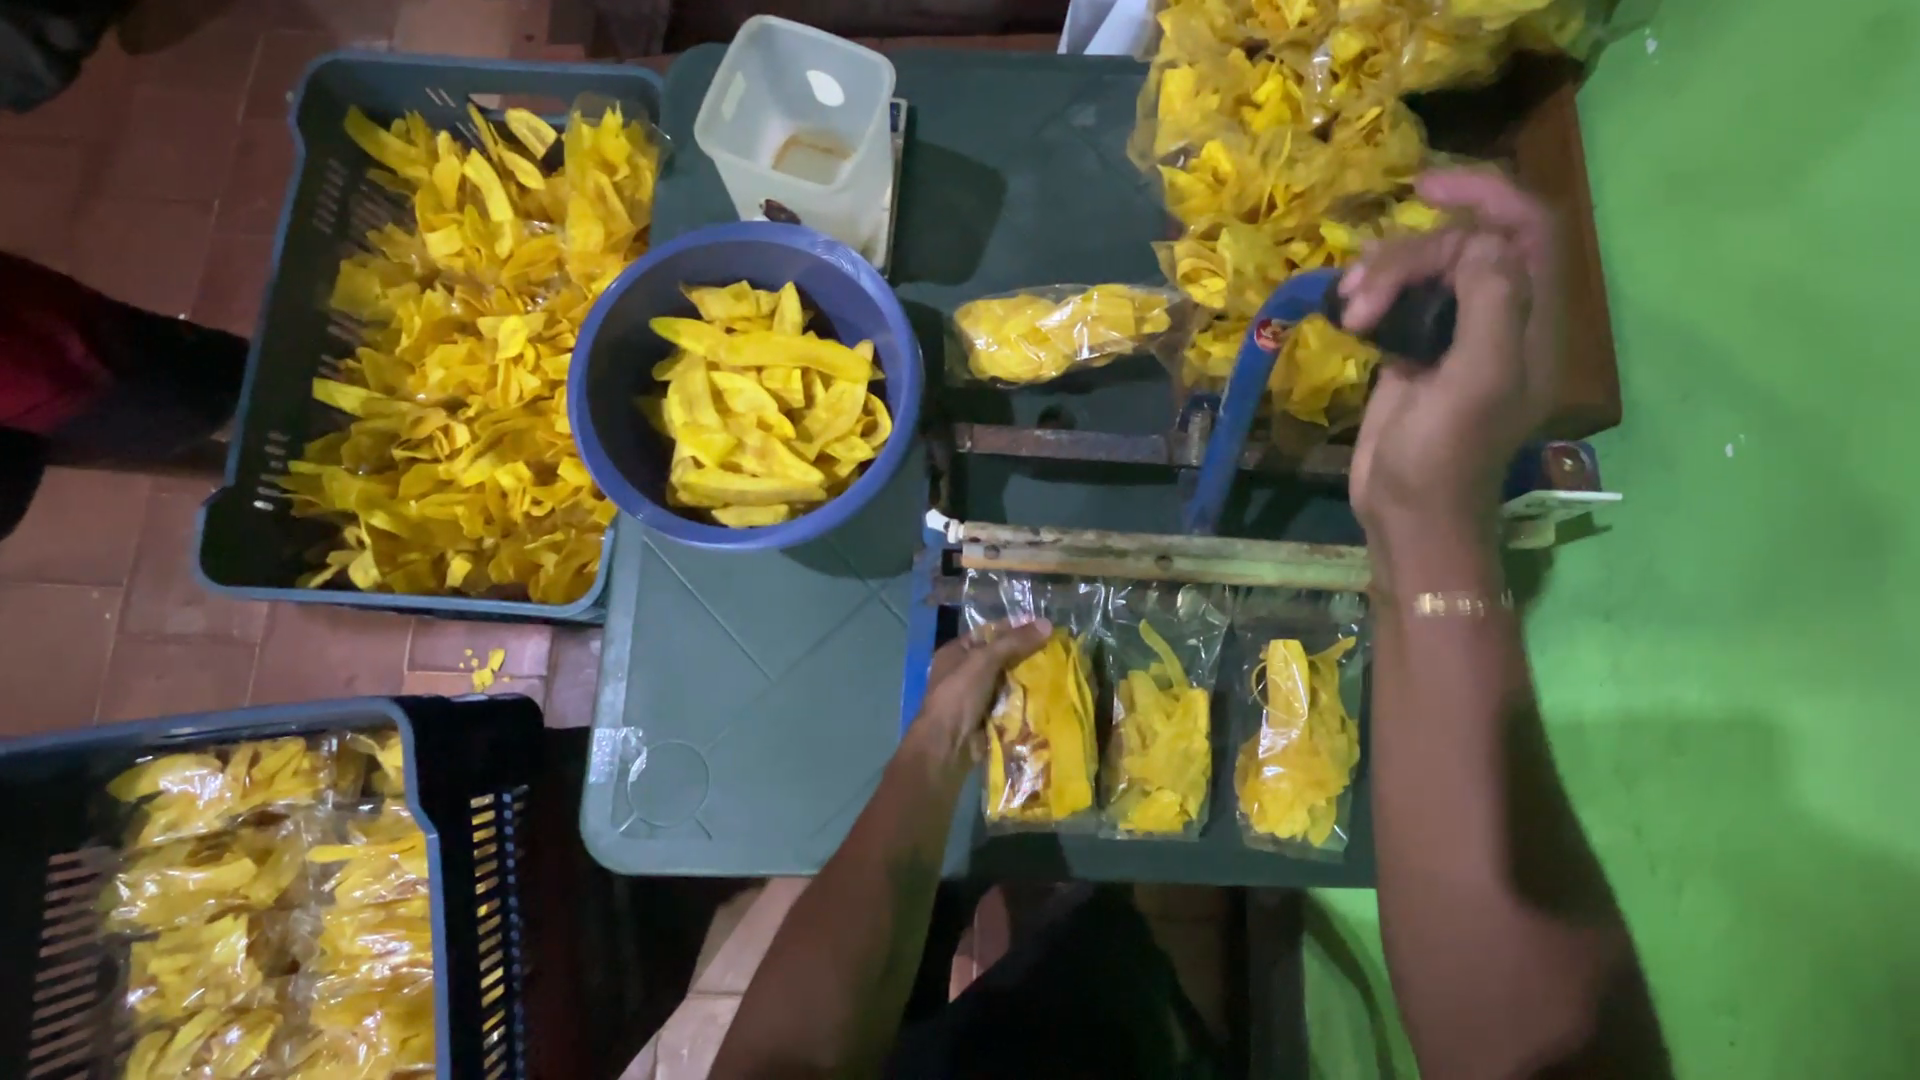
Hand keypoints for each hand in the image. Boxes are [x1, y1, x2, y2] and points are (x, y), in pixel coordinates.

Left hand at [906, 618, 1052, 773]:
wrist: (947, 744)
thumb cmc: (959, 694)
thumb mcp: (984, 660)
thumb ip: (1014, 642)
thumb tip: (1047, 624)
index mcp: (956, 652)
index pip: (989, 632)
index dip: (1014, 628)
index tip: (1043, 628)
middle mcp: (965, 671)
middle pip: (1001, 657)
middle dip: (1025, 656)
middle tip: (1056, 650)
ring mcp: (977, 696)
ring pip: (1008, 681)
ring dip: (1028, 679)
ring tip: (1057, 670)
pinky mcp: (988, 717)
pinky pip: (1011, 703)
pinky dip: (1026, 700)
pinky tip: (1048, 695)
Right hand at [1339, 169, 1560, 537]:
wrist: (1409, 511)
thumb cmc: (1447, 456)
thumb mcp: (1480, 379)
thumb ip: (1493, 301)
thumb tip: (1476, 242)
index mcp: (1529, 319)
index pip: (1524, 229)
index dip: (1484, 194)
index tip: (1422, 187)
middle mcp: (1496, 319)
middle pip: (1461, 247)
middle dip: (1408, 255)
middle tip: (1361, 291)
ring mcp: (1450, 336)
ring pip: (1423, 272)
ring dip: (1381, 275)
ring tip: (1346, 306)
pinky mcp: (1411, 355)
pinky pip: (1395, 303)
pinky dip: (1368, 297)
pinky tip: (1343, 311)